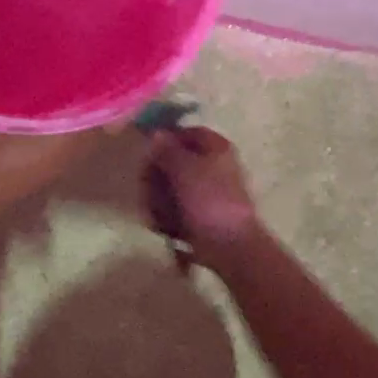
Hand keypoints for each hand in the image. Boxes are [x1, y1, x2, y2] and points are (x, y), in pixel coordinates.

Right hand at [146, 127, 262, 263]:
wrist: (229, 244)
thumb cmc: (208, 200)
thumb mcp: (184, 168)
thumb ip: (168, 150)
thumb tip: (157, 133)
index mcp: (216, 148)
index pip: (187, 133)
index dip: (166, 141)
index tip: (148, 156)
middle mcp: (214, 167)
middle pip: (175, 162)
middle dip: (158, 178)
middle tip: (148, 189)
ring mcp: (207, 193)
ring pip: (172, 188)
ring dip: (160, 201)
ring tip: (160, 214)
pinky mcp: (201, 215)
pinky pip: (177, 209)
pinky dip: (168, 217)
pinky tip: (166, 227)